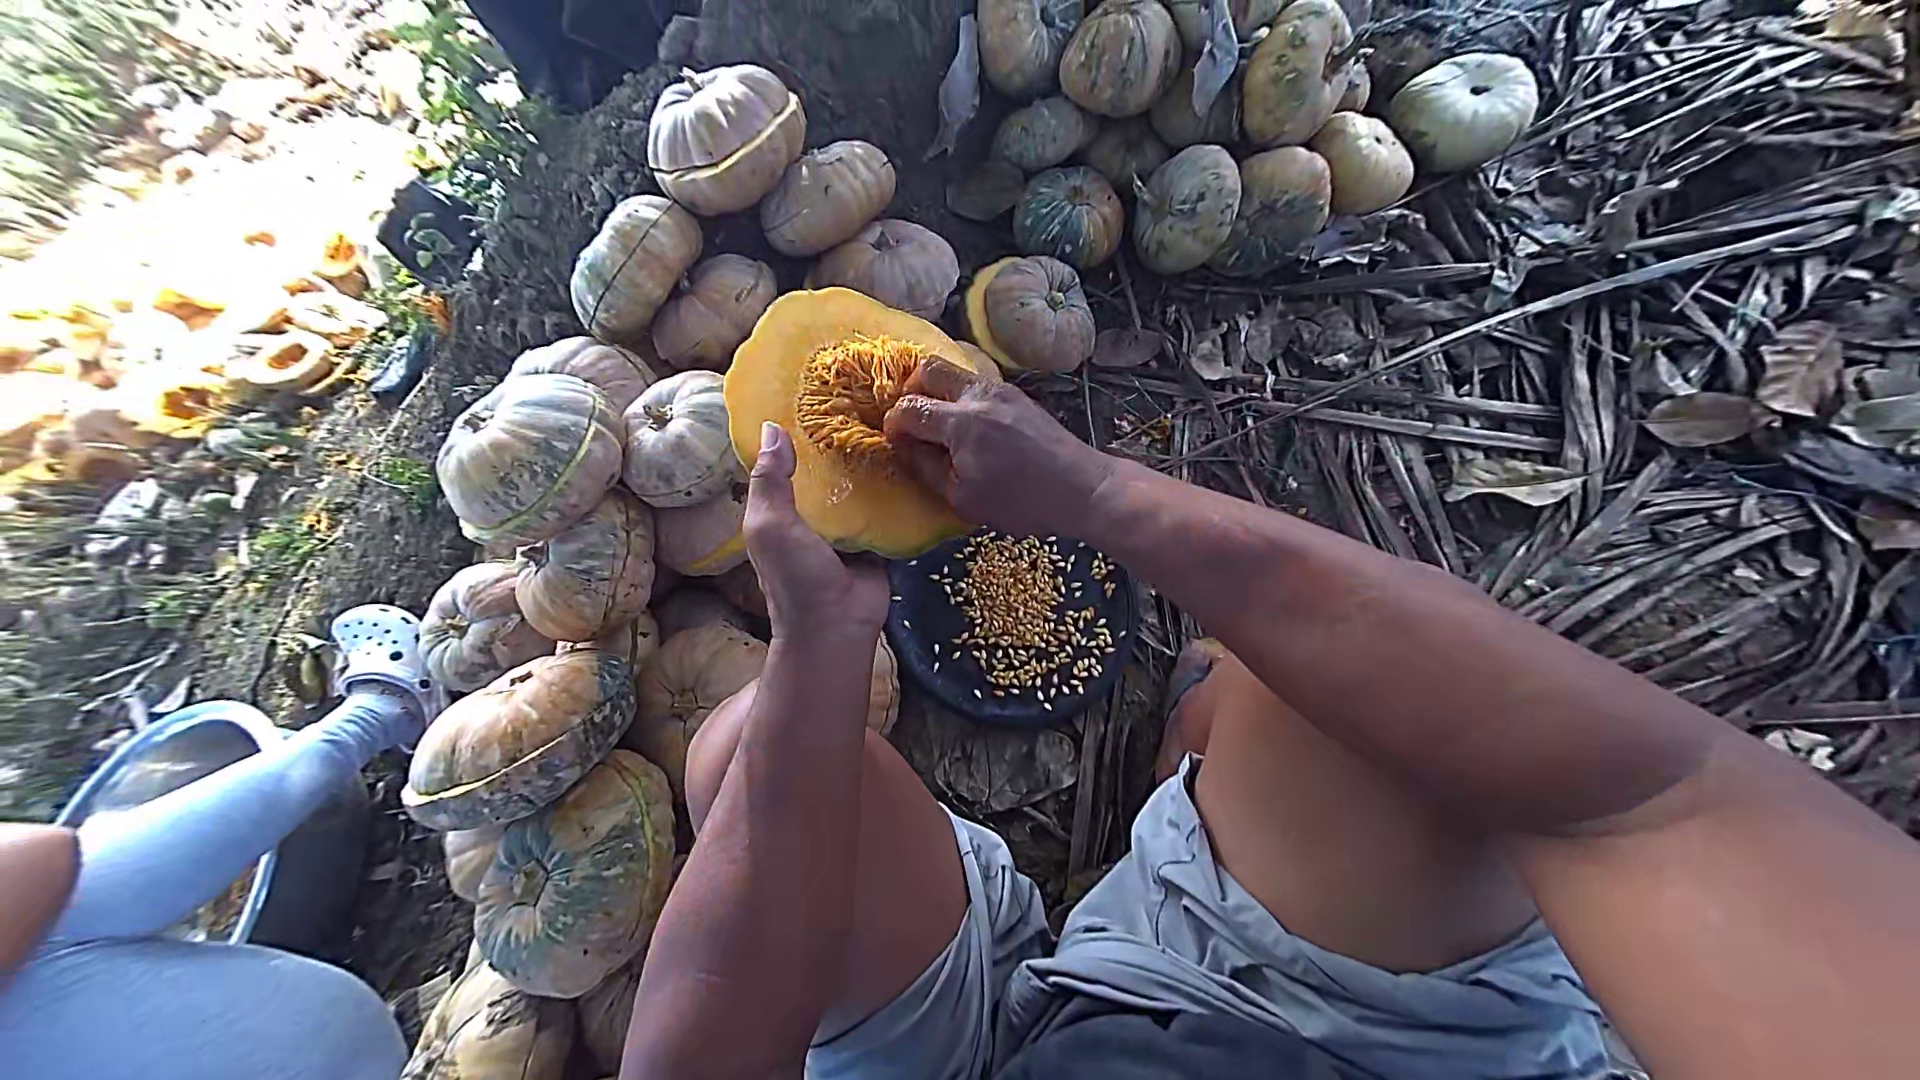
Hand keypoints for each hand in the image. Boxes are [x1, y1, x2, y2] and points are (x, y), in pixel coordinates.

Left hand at [744, 422, 889, 642]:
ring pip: (859, 486)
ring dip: (870, 463)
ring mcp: (848, 527)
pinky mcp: (878, 537)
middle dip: (841, 444)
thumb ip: (770, 481)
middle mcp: (815, 515)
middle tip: (864, 401)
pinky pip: (886, 507)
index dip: (798, 435)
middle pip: (827, 472)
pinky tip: (909, 459)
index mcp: (783, 511)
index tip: (817, 397)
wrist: (838, 624)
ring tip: (890, 422)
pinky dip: (894, 489)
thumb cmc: (796, 577)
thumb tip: (773, 427)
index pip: (788, 465)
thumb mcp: (770, 525)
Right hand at [883, 357, 1114, 537]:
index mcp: (962, 424)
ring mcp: (1001, 391)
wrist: (1081, 487)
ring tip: (938, 425)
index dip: (894, 424)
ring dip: (936, 391)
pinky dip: (960, 397)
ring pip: (954, 371)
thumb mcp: (964, 499)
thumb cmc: (1022, 502)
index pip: (910, 409)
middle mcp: (979, 396)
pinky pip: (975, 383)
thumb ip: (927, 469)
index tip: (895, 441)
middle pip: (928, 369)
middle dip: (910, 391)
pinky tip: (967, 427)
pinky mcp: (1017, 395)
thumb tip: (904, 448)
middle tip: (911, 421)